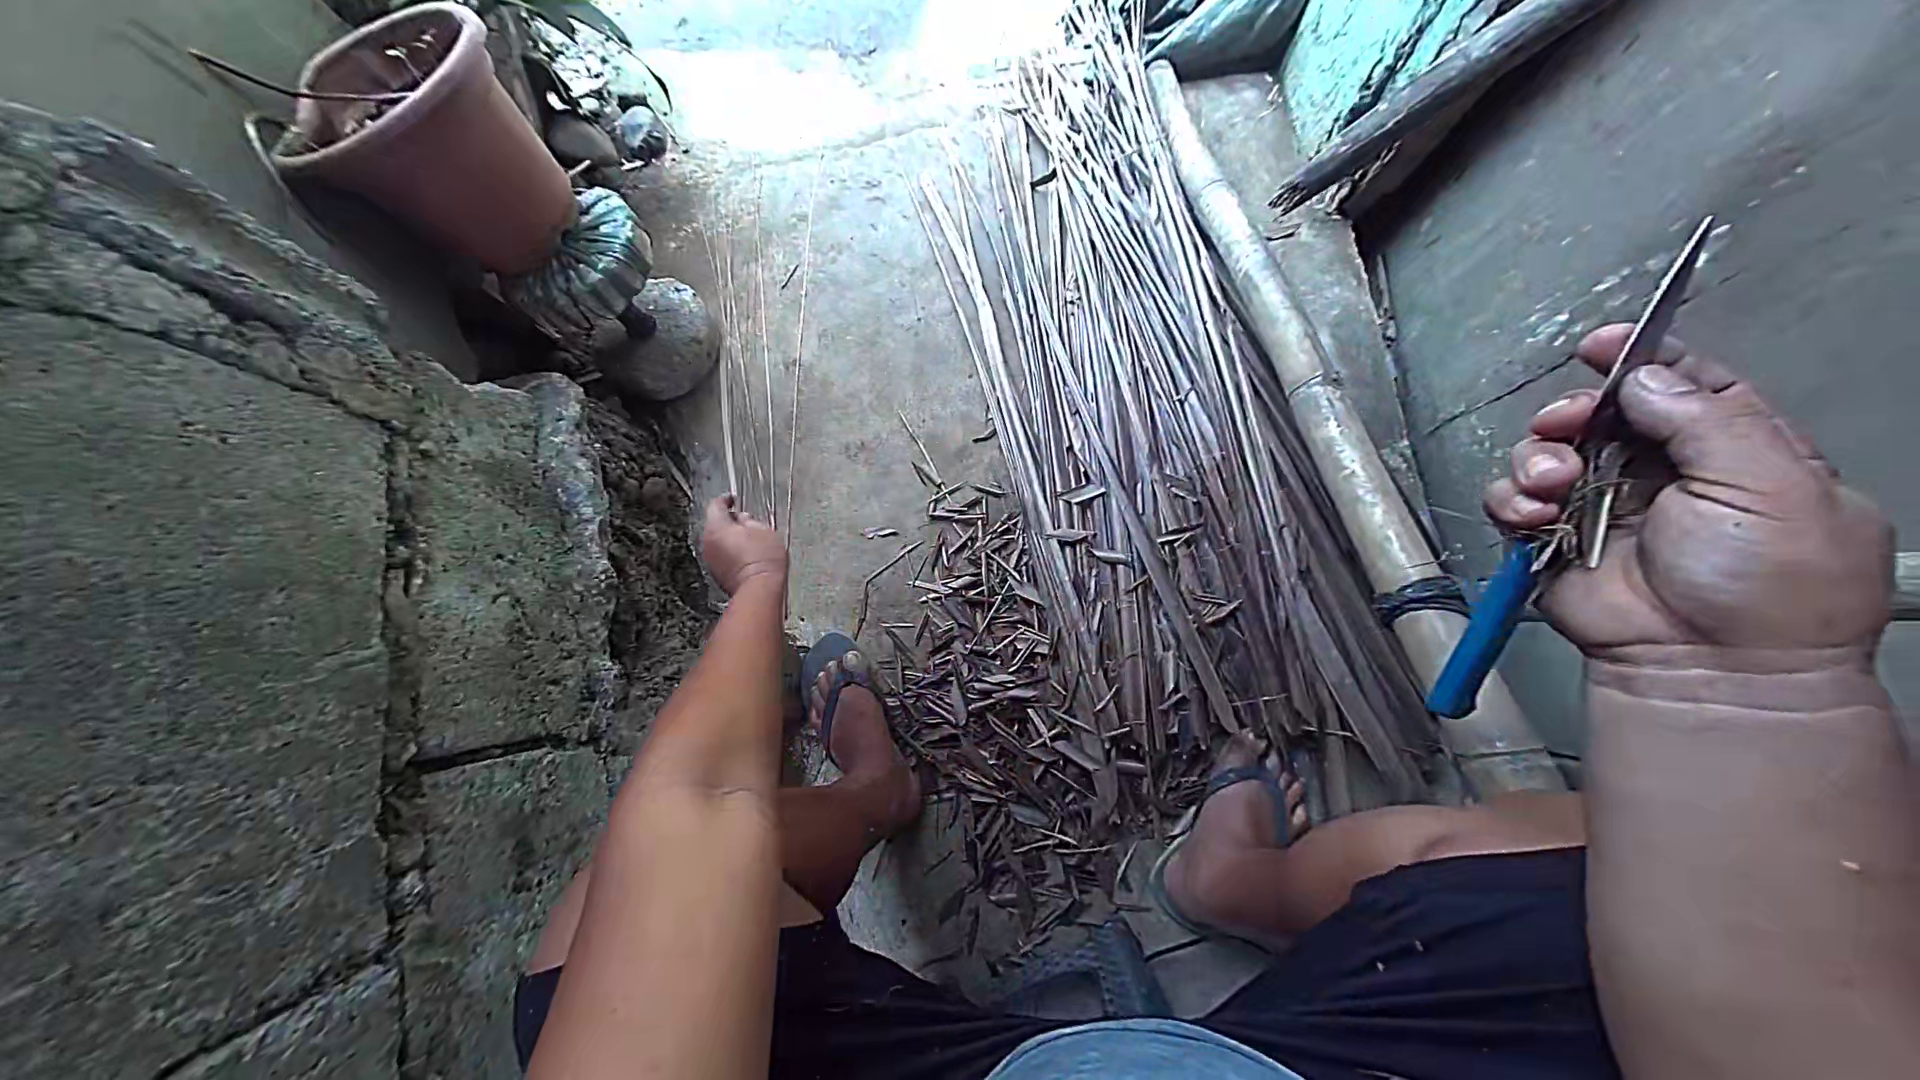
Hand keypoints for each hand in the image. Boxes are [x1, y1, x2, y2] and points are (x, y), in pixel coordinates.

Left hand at [700, 494, 786, 595]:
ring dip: (732, 539)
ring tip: (752, 541)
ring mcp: (712, 560)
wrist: (759, 589)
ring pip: (719, 541)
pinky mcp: (718, 574)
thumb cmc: (762, 559)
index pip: (715, 505)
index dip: (727, 500)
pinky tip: (749, 556)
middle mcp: (708, 542)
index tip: (734, 499)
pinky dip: (733, 554)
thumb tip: (745, 519)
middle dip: (731, 522)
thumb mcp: (764, 530)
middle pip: (716, 525)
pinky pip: (723, 557)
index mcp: (716, 527)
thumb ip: (750, 521)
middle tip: (749, 522)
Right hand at [1484, 325, 1892, 671]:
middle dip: (1572, 414)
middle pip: (1596, 416)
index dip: (1641, 360)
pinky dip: (1510, 500)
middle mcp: (1653, 471)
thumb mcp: (1772, 487)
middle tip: (1567, 426)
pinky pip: (1510, 500)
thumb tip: (1646, 380)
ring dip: (1536, 460)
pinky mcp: (1546, 535)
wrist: (1707, 662)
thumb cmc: (1766, 581)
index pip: (1682, 386)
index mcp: (1725, 449)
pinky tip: (1532, 515)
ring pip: (1543, 453)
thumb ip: (1711, 423)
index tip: (1601, 344)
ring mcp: (1594, 504)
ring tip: (1552, 487)